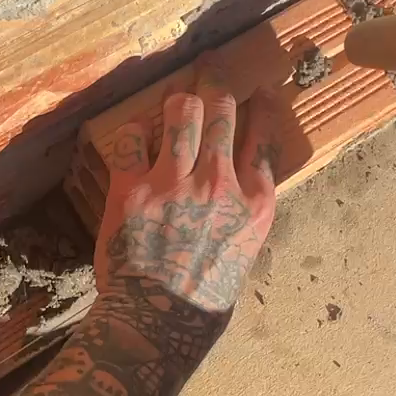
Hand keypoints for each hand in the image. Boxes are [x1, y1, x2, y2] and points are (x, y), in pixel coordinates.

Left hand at [95, 70, 278, 313]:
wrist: (158, 320)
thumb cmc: (205, 297)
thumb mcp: (244, 252)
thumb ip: (243, 211)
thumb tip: (235, 186)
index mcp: (254, 202)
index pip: (264, 136)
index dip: (262, 107)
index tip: (258, 92)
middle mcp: (219, 182)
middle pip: (223, 112)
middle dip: (217, 88)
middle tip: (210, 75)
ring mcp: (175, 181)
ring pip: (181, 111)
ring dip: (178, 101)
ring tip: (175, 100)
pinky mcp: (133, 187)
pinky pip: (131, 137)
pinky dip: (134, 131)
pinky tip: (136, 133)